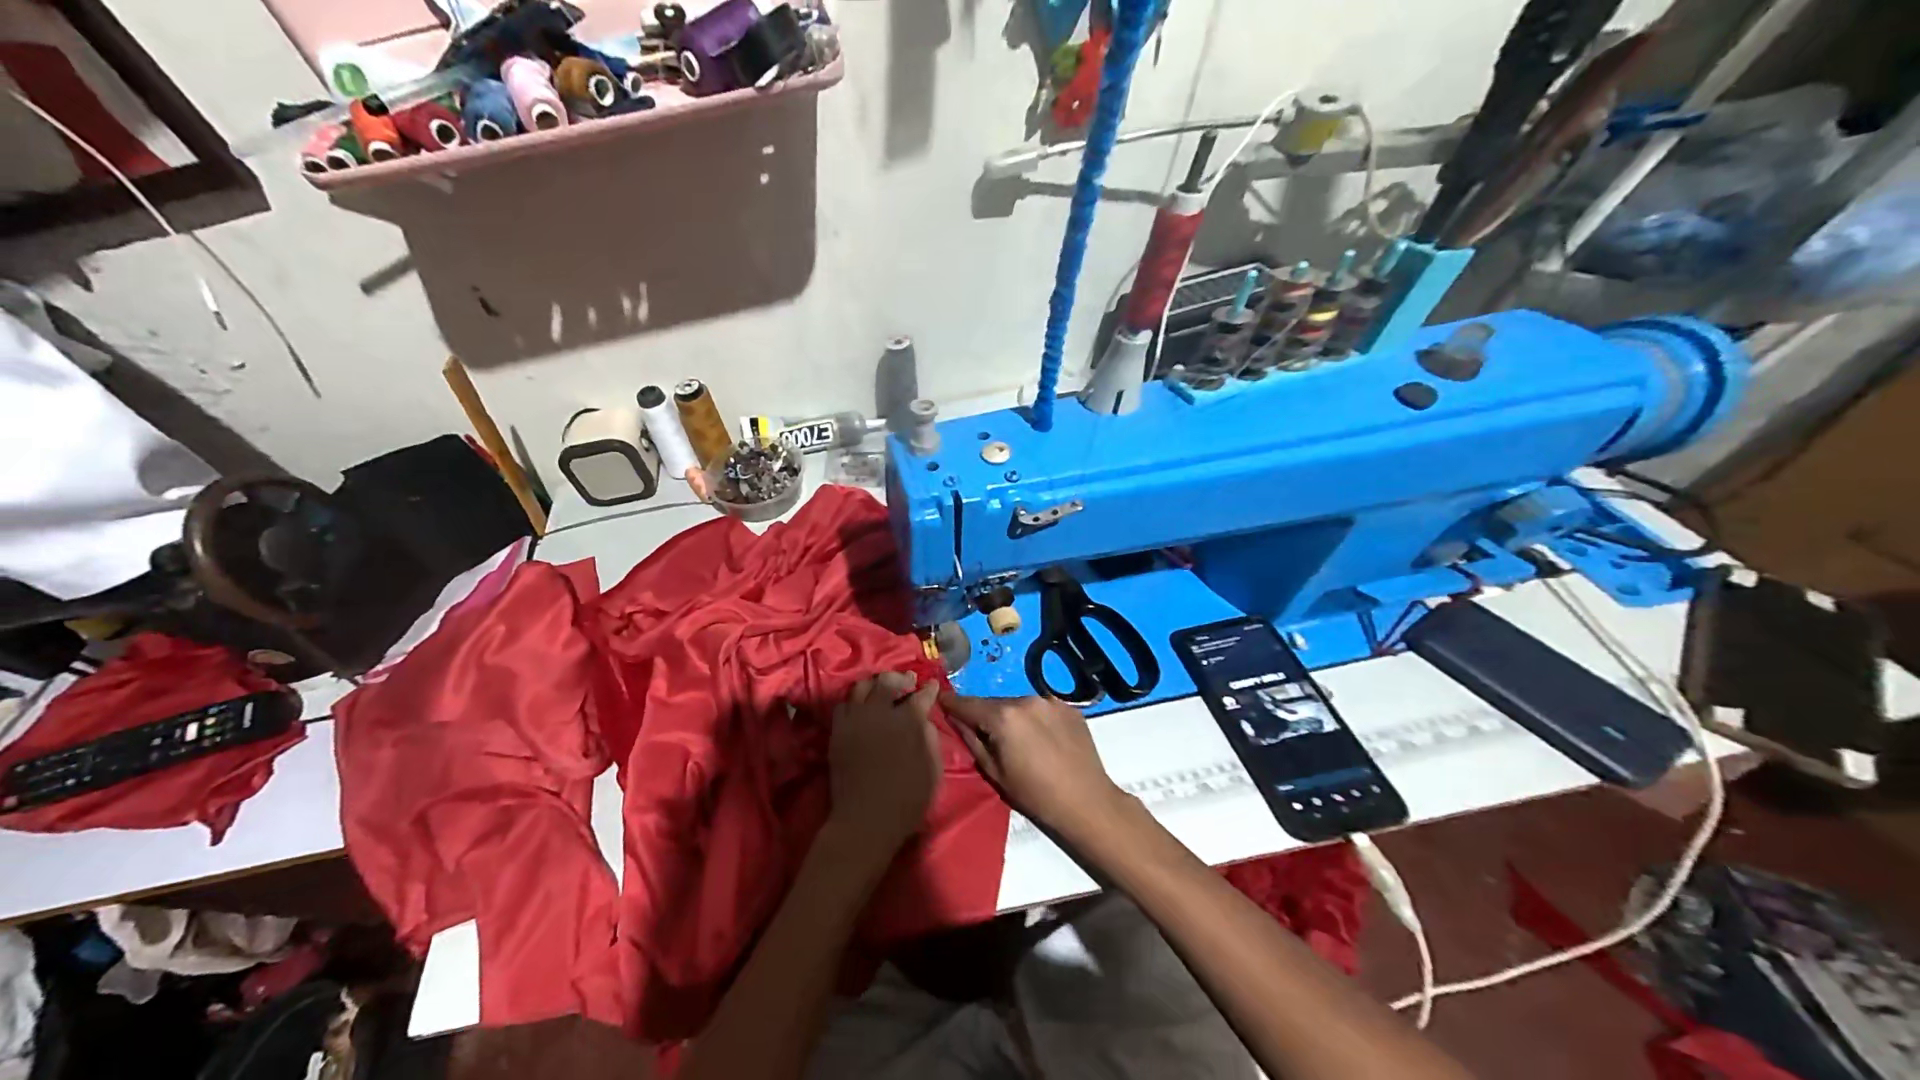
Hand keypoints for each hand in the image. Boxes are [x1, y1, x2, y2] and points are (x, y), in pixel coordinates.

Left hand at [828, 673, 942, 853]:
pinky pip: (843, 704)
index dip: (929, 689)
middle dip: (901, 677)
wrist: (865, 820)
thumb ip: (930, 738)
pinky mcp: (838, 731)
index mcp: (908, 721)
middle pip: (888, 680)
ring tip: (882, 690)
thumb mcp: (933, 770)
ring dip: (875, 684)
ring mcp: (856, 720)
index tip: (932, 685)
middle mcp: (880, 712)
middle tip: (907, 681)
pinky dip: (855, 701)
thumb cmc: (907, 800)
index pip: (921, 695)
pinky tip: (861, 707)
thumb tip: (924, 720)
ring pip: (862, 686)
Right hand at [940, 692, 1132, 845]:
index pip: (968, 703)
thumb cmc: (1034, 793)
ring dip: (1012, 716)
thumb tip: (955, 718)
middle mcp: (1026, 699)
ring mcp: (1051, 701)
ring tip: (1016, 739)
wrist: (1086, 801)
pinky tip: (1041, 739)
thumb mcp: (993, 771)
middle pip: (995, 703)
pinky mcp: (1069, 707)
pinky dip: (1035, 718)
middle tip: (982, 732)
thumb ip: (971, 739)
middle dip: (985, 714)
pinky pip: (1042, 708)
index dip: (951, 703)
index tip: (939, 701)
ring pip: (1019, 704)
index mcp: (1003, 716)